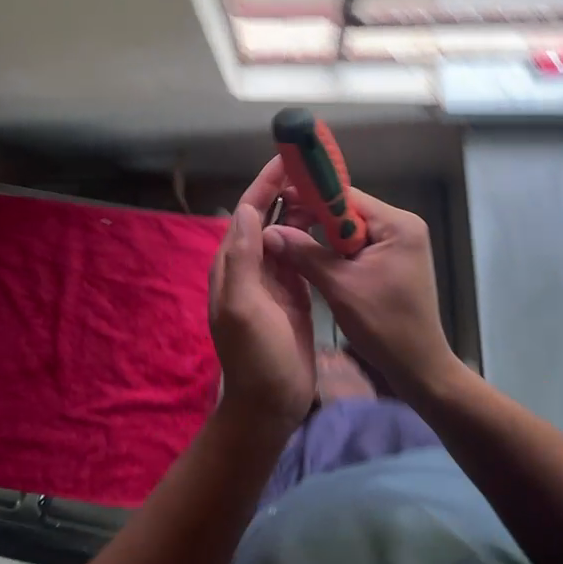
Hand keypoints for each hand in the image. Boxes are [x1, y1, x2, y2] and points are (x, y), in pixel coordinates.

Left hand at [208, 158, 314, 432]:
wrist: (270, 403)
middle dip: (286, 191)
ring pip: (285, 233)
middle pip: (266, 216)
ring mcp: (272, 279)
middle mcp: (249, 265)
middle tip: (315, 170)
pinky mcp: (293, 292)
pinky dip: (312, 235)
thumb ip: (243, 259)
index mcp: (232, 264)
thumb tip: (245, 209)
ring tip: (326, 189)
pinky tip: (330, 225)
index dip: (265, 184)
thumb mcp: (244, 307)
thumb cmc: (254, 357)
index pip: (247, 212)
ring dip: (301, 210)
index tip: (285, 159)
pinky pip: (300, 254)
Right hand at [264, 188, 460, 403]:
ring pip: (349, 228)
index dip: (310, 199)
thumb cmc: (384, 327)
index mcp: (397, 224)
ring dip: (322, 237)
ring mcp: (399, 242)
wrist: (420, 369)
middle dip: (314, 219)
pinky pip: (357, 244)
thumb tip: (269, 231)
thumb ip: (304, 254)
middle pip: (347, 209)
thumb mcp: (340, 288)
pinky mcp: (393, 258)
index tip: (278, 205)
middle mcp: (402, 224)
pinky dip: (336, 251)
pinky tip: (313, 258)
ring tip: (290, 242)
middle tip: (280, 229)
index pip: (345, 196)